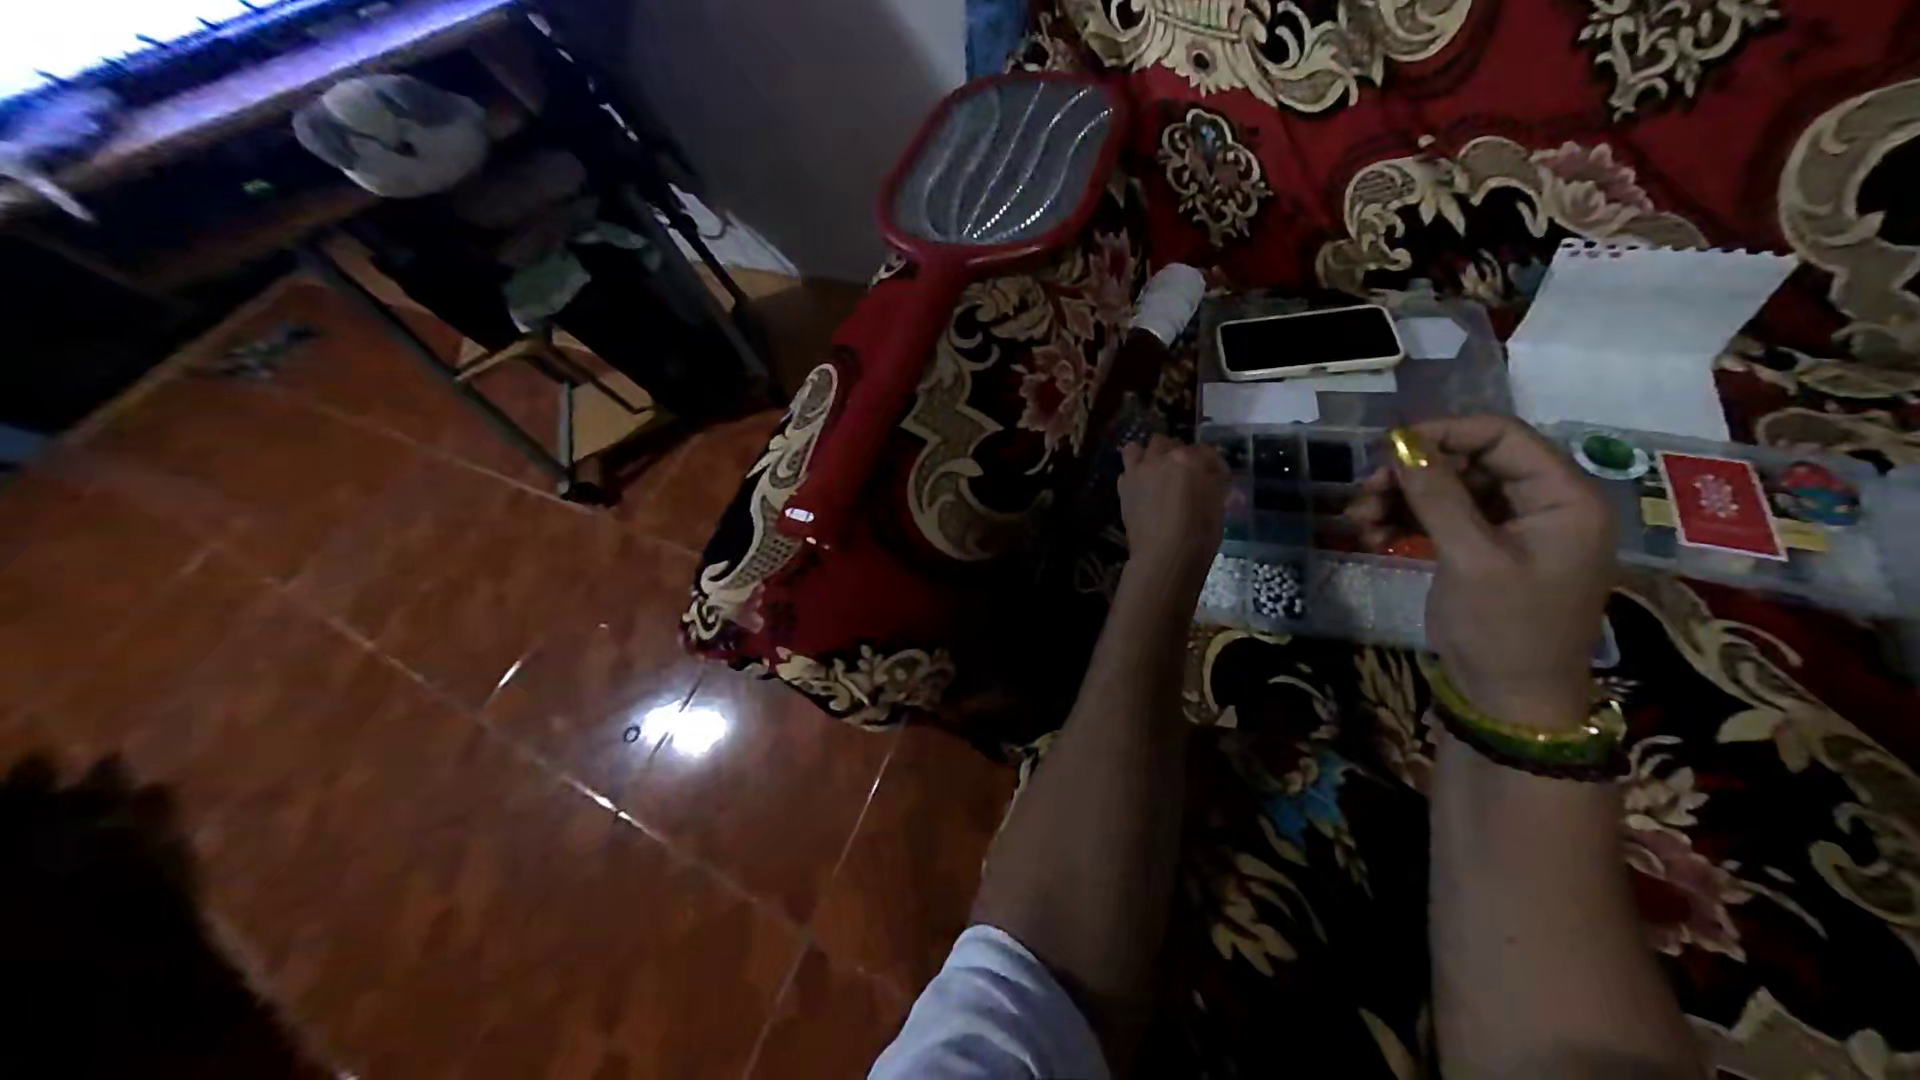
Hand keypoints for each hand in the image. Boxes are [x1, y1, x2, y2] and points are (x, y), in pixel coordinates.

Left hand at [1119, 435, 1228, 583]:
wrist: (1164, 554)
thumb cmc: (1199, 533)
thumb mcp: (1218, 503)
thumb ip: (1214, 481)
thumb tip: (1211, 474)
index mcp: (1189, 459)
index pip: (1206, 451)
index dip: (1213, 464)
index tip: (1215, 476)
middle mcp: (1160, 458)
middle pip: (1168, 443)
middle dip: (1177, 453)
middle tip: (1184, 472)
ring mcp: (1138, 471)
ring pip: (1138, 448)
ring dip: (1148, 455)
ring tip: (1156, 471)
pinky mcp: (1124, 487)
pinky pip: (1127, 470)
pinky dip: (1135, 474)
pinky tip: (1142, 487)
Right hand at [1346, 416, 1613, 728]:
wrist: (1510, 697)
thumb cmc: (1504, 628)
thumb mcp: (1471, 559)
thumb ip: (1439, 498)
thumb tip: (1403, 445)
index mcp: (1562, 498)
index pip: (1503, 437)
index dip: (1443, 433)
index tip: (1386, 446)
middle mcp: (1542, 503)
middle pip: (1469, 462)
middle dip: (1412, 473)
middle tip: (1364, 491)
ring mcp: (1512, 527)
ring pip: (1448, 489)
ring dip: (1400, 499)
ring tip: (1359, 520)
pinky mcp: (1484, 548)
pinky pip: (1442, 517)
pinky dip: (1406, 521)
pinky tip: (1373, 536)